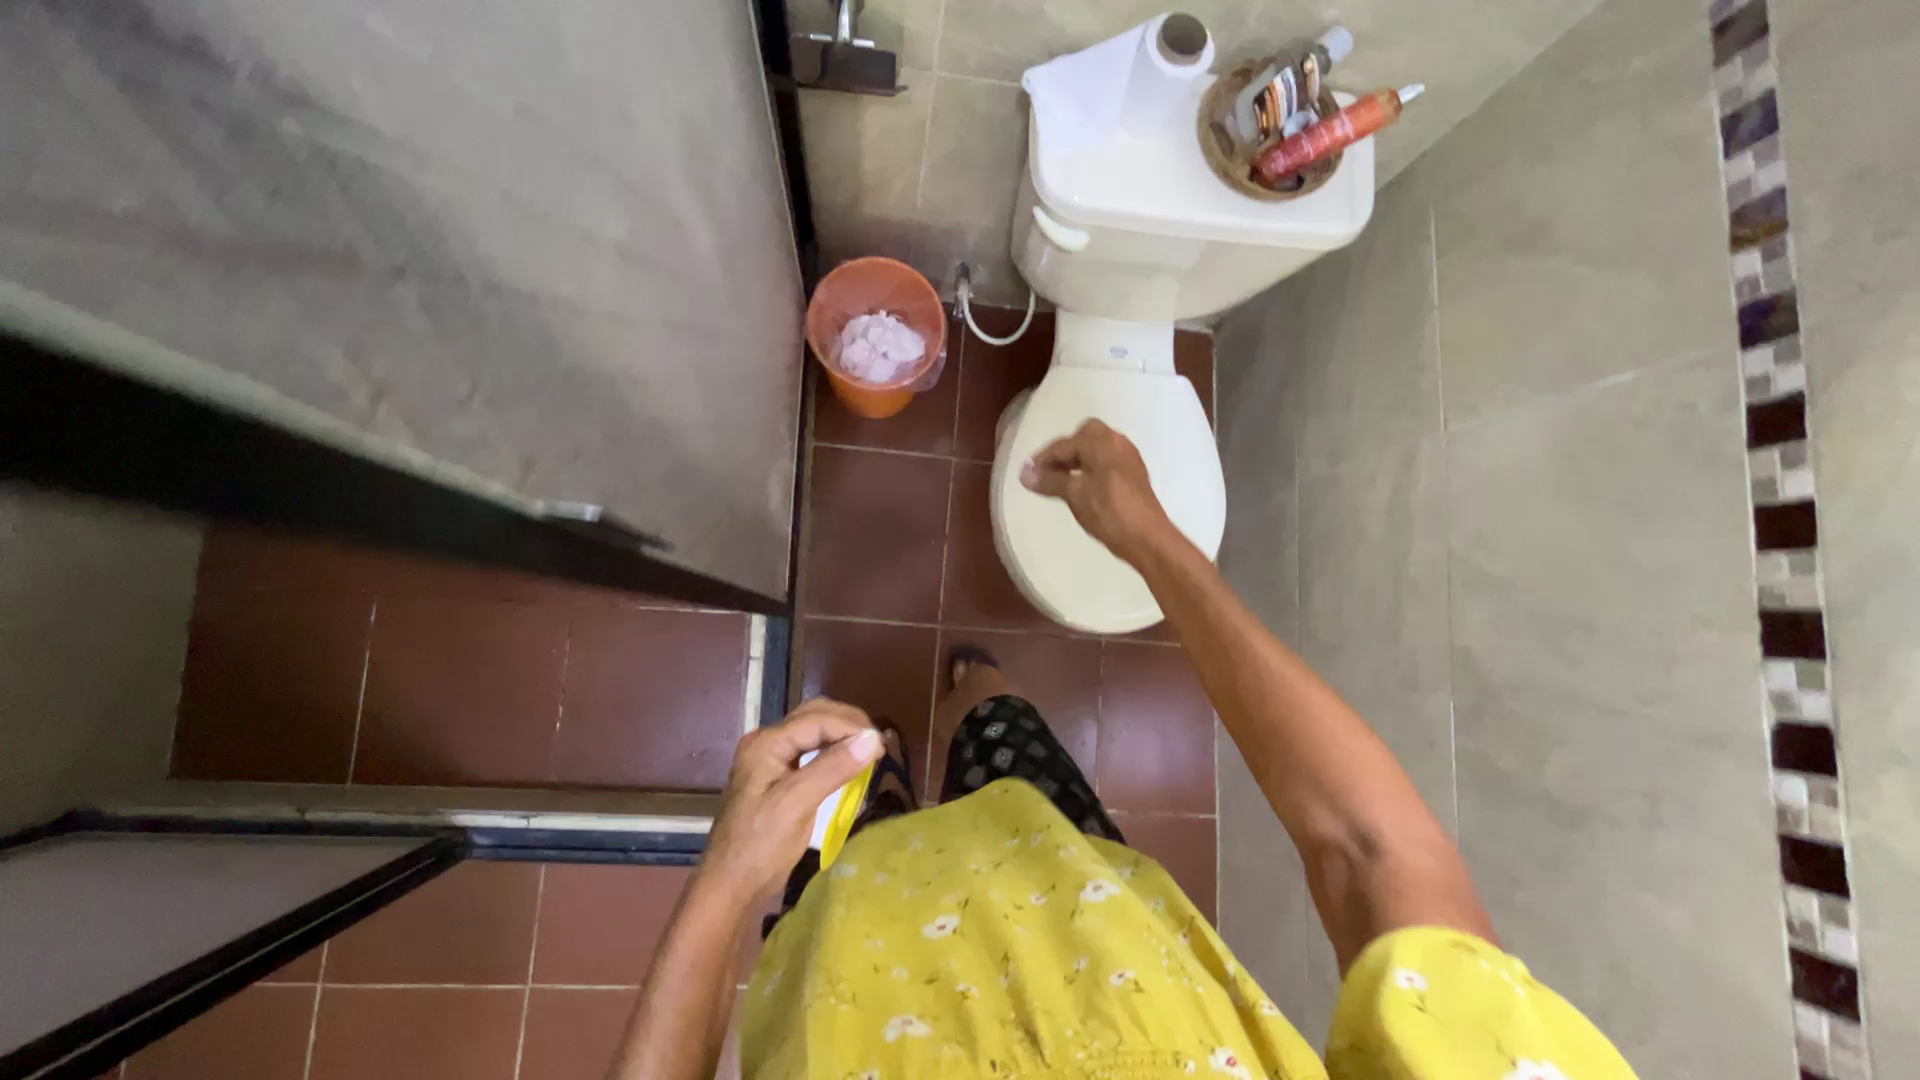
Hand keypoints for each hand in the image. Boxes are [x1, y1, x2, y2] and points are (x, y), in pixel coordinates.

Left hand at [697, 698, 883, 905]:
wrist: (731, 887)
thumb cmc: (761, 847)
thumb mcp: (797, 805)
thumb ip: (833, 768)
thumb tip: (874, 739)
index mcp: (766, 743)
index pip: (817, 719)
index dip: (851, 727)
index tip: (882, 746)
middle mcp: (766, 742)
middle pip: (814, 716)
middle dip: (848, 723)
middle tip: (877, 744)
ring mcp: (770, 759)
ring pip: (813, 730)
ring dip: (841, 734)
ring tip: (868, 750)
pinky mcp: (777, 776)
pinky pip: (810, 750)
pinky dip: (832, 750)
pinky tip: (848, 763)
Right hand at [1020, 419, 1178, 564]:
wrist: (1147, 537)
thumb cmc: (1108, 513)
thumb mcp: (1074, 495)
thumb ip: (1049, 481)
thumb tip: (1024, 473)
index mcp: (1101, 442)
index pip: (1064, 444)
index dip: (1043, 459)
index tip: (1027, 473)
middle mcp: (1117, 442)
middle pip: (1085, 436)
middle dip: (1065, 451)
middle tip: (1049, 470)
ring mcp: (1128, 457)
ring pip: (1098, 448)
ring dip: (1079, 458)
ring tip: (1062, 480)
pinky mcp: (1134, 472)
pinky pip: (1108, 460)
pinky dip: (1092, 466)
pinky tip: (1083, 486)